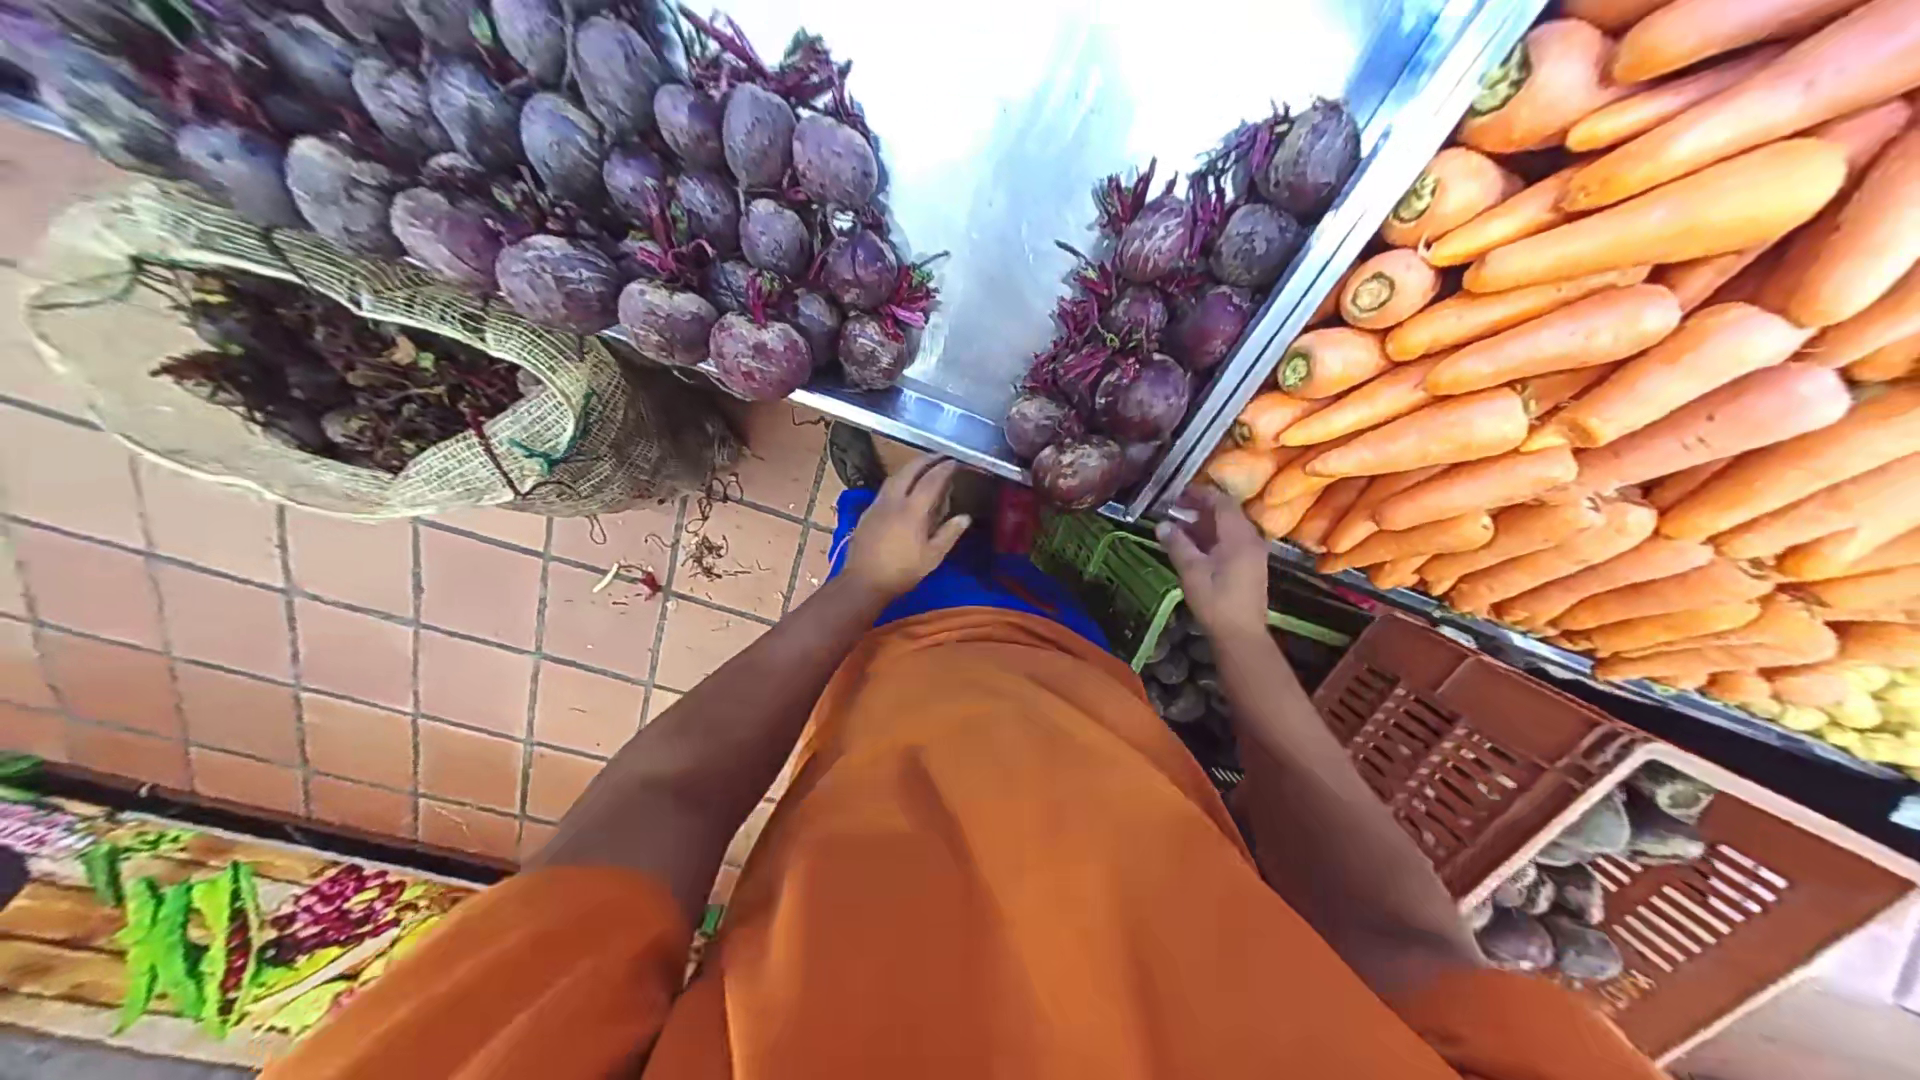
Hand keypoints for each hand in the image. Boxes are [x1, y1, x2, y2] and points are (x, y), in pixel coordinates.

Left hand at [841, 454, 971, 600]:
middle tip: (940, 456)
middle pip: (910, 470)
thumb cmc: (901, 572)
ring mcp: (877, 504)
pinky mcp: (867, 512)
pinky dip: (899, 480)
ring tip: (923, 466)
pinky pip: (886, 488)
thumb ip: (949, 534)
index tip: (955, 461)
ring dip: (910, 467)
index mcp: (912, 510)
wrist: (863, 582)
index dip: (944, 468)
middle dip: (926, 459)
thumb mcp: (932, 557)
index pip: (931, 481)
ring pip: (895, 477)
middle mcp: (893, 501)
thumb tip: (965, 517)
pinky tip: (904, 488)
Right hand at [1157, 486, 1269, 639]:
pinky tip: (1194, 545)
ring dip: (1205, 523)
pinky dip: (1212, 536)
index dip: (1200, 494)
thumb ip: (1177, 544)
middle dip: (1201, 507)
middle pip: (1227, 512)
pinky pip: (1232, 540)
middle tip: (1175, 507)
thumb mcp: (1191, 570)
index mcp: (1239, 536)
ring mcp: (1253, 553)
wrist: (1241, 635)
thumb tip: (1161, 524)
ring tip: (1180, 525)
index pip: (1222, 502)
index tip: (1178, 493)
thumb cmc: (1215, 601)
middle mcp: (1251, 539)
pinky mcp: (1250, 566)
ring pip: (1229, 527)